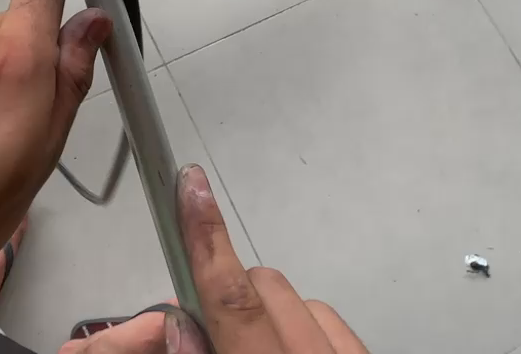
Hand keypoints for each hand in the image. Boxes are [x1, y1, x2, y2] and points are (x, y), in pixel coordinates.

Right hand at [59, 166, 368, 353]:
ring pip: (306, 304)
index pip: (236, 303)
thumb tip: (181, 321)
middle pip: (268, 289)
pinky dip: (310, 336)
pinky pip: (338, 330)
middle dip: (233, 294)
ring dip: (273, 317)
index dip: (207, 239)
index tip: (190, 184)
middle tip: (213, 333)